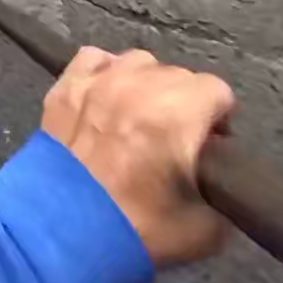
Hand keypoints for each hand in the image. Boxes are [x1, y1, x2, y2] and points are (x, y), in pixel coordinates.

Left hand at [40, 47, 235, 266]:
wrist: (69, 222)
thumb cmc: (143, 226)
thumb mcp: (212, 220)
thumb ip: (220, 177)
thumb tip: (208, 158)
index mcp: (172, 116)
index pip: (214, 88)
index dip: (220, 114)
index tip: (212, 140)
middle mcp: (131, 88)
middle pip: (174, 73)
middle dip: (185, 99)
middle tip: (178, 132)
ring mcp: (92, 82)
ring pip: (134, 60)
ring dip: (146, 82)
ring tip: (142, 112)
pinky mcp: (63, 84)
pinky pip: (92, 57)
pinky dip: (105, 69)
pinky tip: (108, 93)